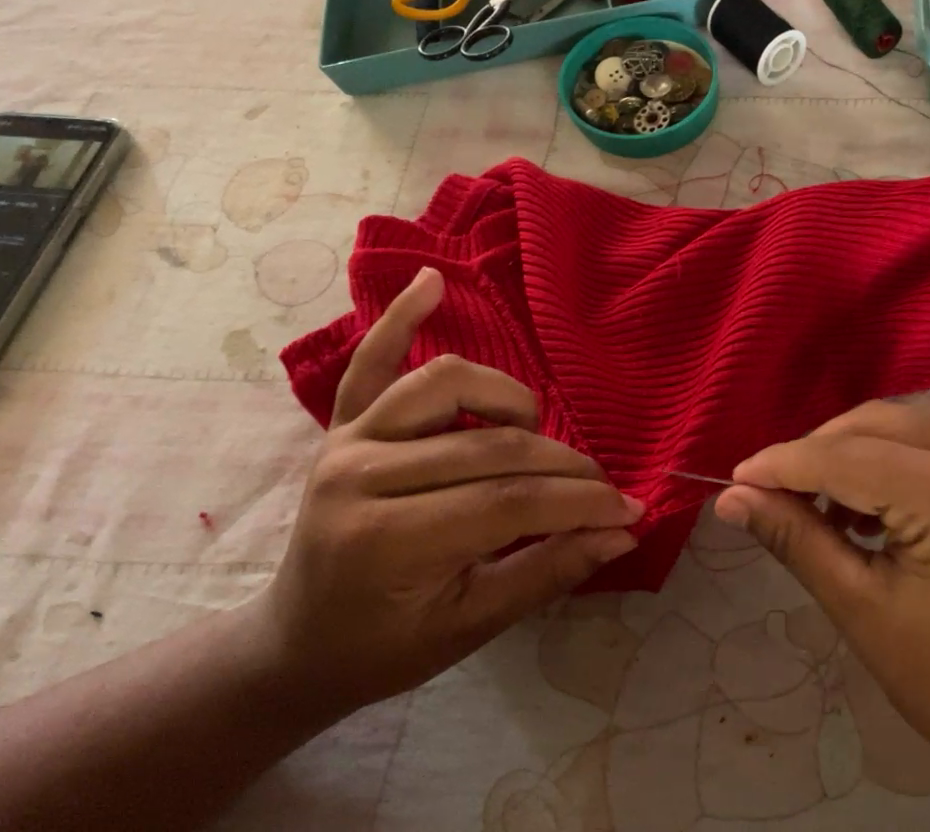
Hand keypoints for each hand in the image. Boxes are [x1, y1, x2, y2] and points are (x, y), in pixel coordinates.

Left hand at [245, 267, 640, 711]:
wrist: (298, 644)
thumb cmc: (386, 648)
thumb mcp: (470, 626)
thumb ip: (547, 571)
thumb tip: (621, 532)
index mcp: (388, 537)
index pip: (509, 501)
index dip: (581, 502)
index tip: (631, 508)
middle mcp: (361, 475)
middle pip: (492, 447)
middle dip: (565, 466)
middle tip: (604, 489)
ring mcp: (347, 441)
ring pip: (449, 385)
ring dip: (510, 402)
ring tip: (534, 435)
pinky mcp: (341, 426)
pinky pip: (372, 361)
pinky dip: (399, 319)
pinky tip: (434, 283)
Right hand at [712, 399, 929, 825]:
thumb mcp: (861, 606)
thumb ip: (796, 537)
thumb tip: (733, 497)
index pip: (846, 457)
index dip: (783, 465)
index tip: (733, 479)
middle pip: (878, 425)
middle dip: (818, 453)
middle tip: (770, 494)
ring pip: (908, 428)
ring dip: (856, 454)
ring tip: (819, 510)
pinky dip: (896, 463)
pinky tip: (869, 508)